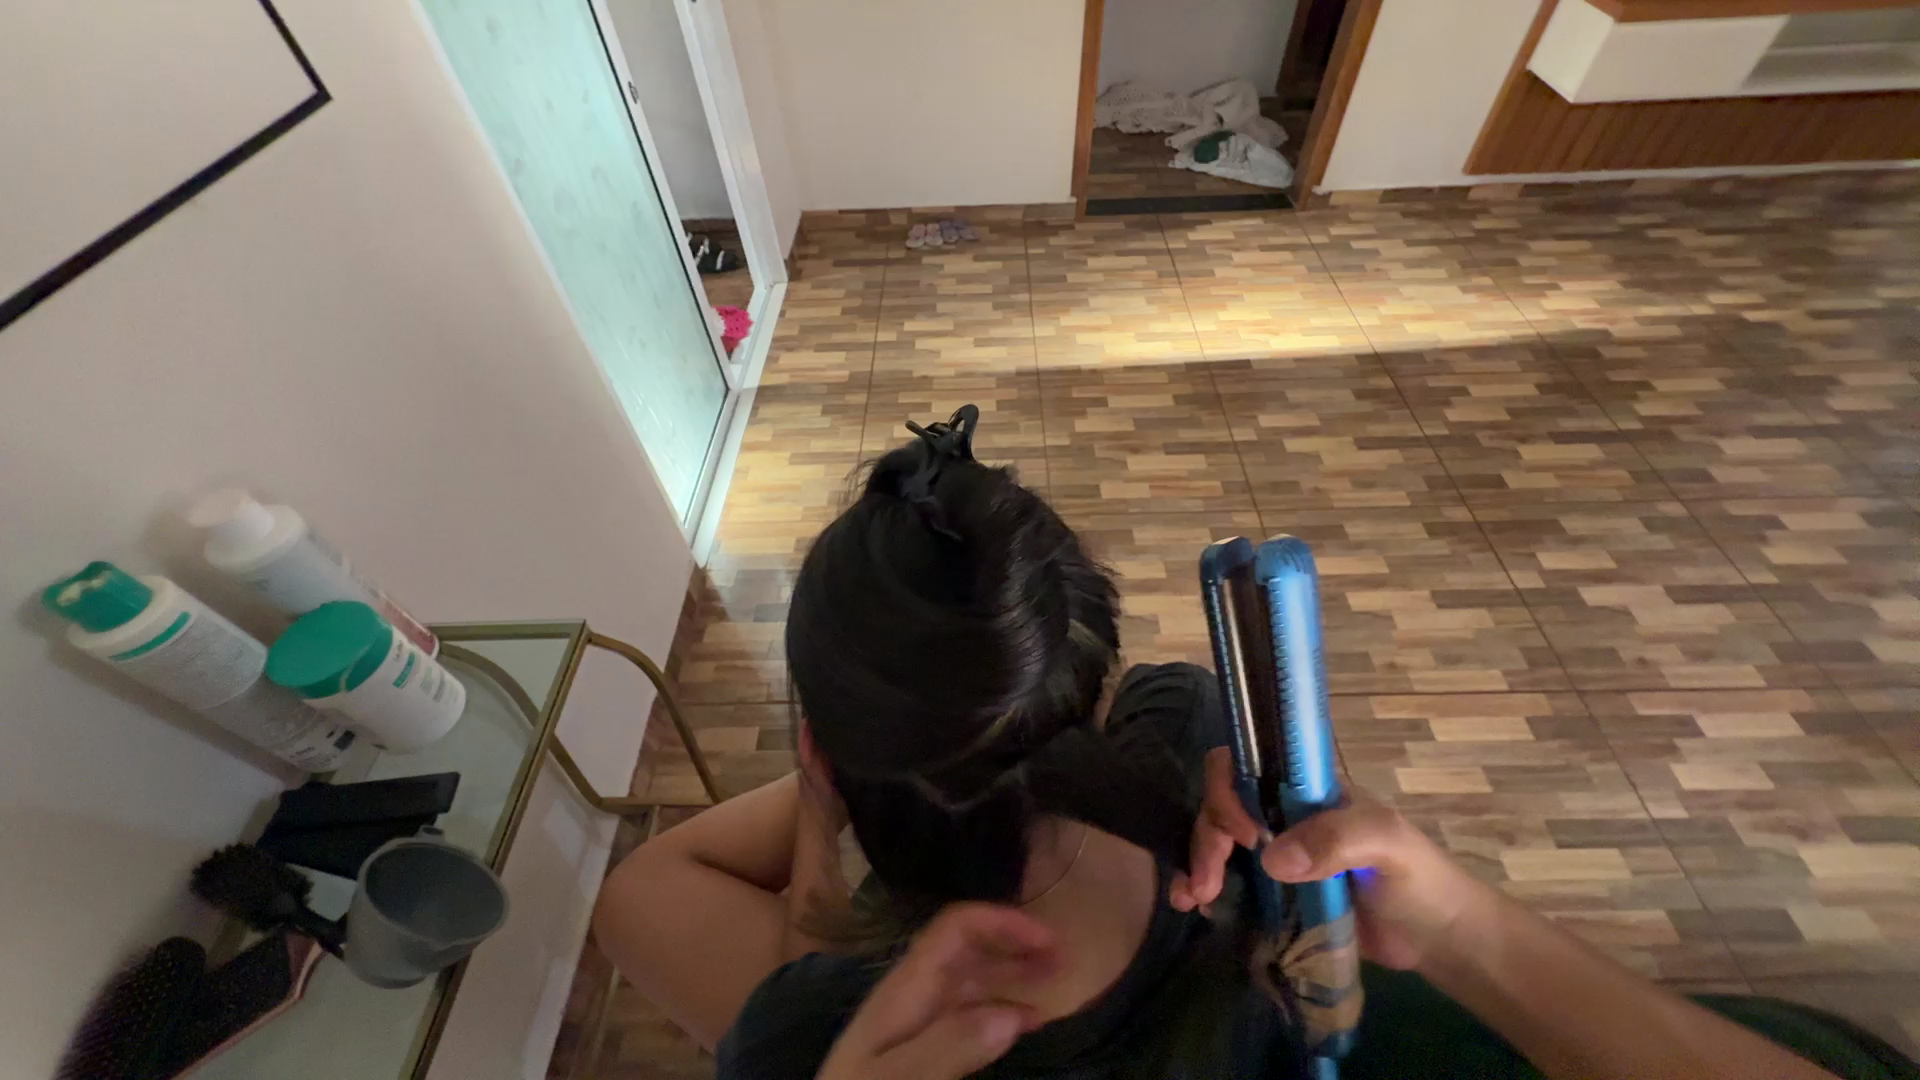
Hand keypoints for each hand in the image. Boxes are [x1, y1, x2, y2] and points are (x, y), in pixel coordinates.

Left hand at [815, 904, 1059, 1079]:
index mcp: (904, 988)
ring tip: (1056, 982)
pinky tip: (1026, 1023)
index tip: (1046, 937)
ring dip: (1013, 973)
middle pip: (968, 949)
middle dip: (1015, 943)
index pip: (954, 927)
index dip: (1001, 921)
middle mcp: (912, 994)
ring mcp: (915, 1021)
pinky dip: (1001, 1009)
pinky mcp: (919, 1049)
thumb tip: (1011, 1013)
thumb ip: (948, 1048)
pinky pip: (967, 1014)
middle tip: (1065, 957)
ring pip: (972, 981)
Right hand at [1170, 747, 1498, 969]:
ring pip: (1215, 839)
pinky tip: (1194, 906)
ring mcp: (1274, 850)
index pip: (1245, 766)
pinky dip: (1202, 886)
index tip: (1245, 836)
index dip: (1230, 792)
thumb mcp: (1388, 844)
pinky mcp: (1272, 890)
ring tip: (1189, 900)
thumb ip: (1336, 839)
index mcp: (1303, 787)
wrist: (1439, 941)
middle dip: (1206, 839)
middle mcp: (1280, 811)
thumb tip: (1271, 858)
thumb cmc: (1420, 878)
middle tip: (1206, 886)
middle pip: (1221, 805)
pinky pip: (1227, 877)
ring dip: (1195, 863)